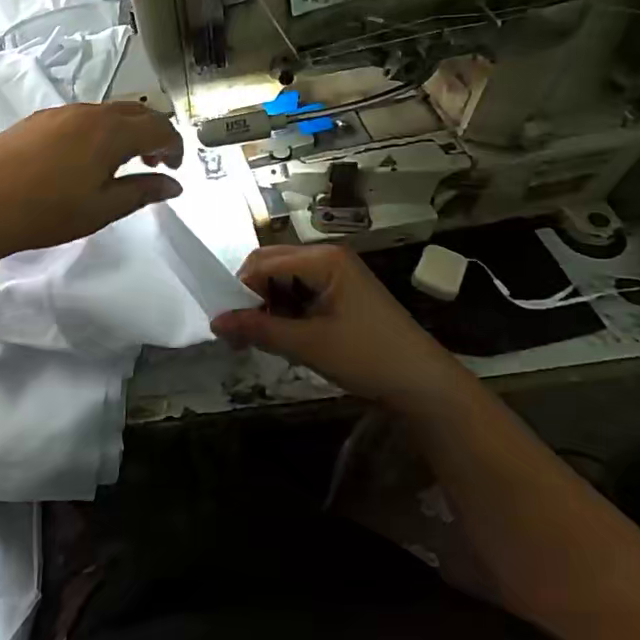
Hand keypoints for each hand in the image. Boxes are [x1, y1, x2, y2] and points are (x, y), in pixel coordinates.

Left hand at [0, 102, 184, 264]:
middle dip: (154, 134)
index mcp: (111, 131)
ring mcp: (60, 112)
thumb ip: (143, 191)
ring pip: (109, 112)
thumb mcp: (101, 209)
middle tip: (155, 164)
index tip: (174, 171)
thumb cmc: (44, 212)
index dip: (175, 147)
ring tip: (122, 164)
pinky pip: (84, 116)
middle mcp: (89, 112)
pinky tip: (86, 158)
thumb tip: (175, 185)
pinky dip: (101, 130)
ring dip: (127, 131)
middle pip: (137, 111)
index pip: (159, 127)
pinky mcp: (37, 119)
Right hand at [212, 244, 474, 412]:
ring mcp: (337, 273)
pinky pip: (301, 291)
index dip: (240, 291)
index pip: (263, 263)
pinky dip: (286, 311)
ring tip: (259, 340)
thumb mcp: (309, 344)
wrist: (423, 382)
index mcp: (323, 258)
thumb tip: (215, 322)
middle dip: (251, 296)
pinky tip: (283, 337)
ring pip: (284, 279)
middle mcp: (328, 256)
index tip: (225, 327)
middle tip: (238, 335)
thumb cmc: (368, 357)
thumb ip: (260, 329)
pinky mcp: (342, 292)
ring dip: (267, 305)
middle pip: (272, 265)